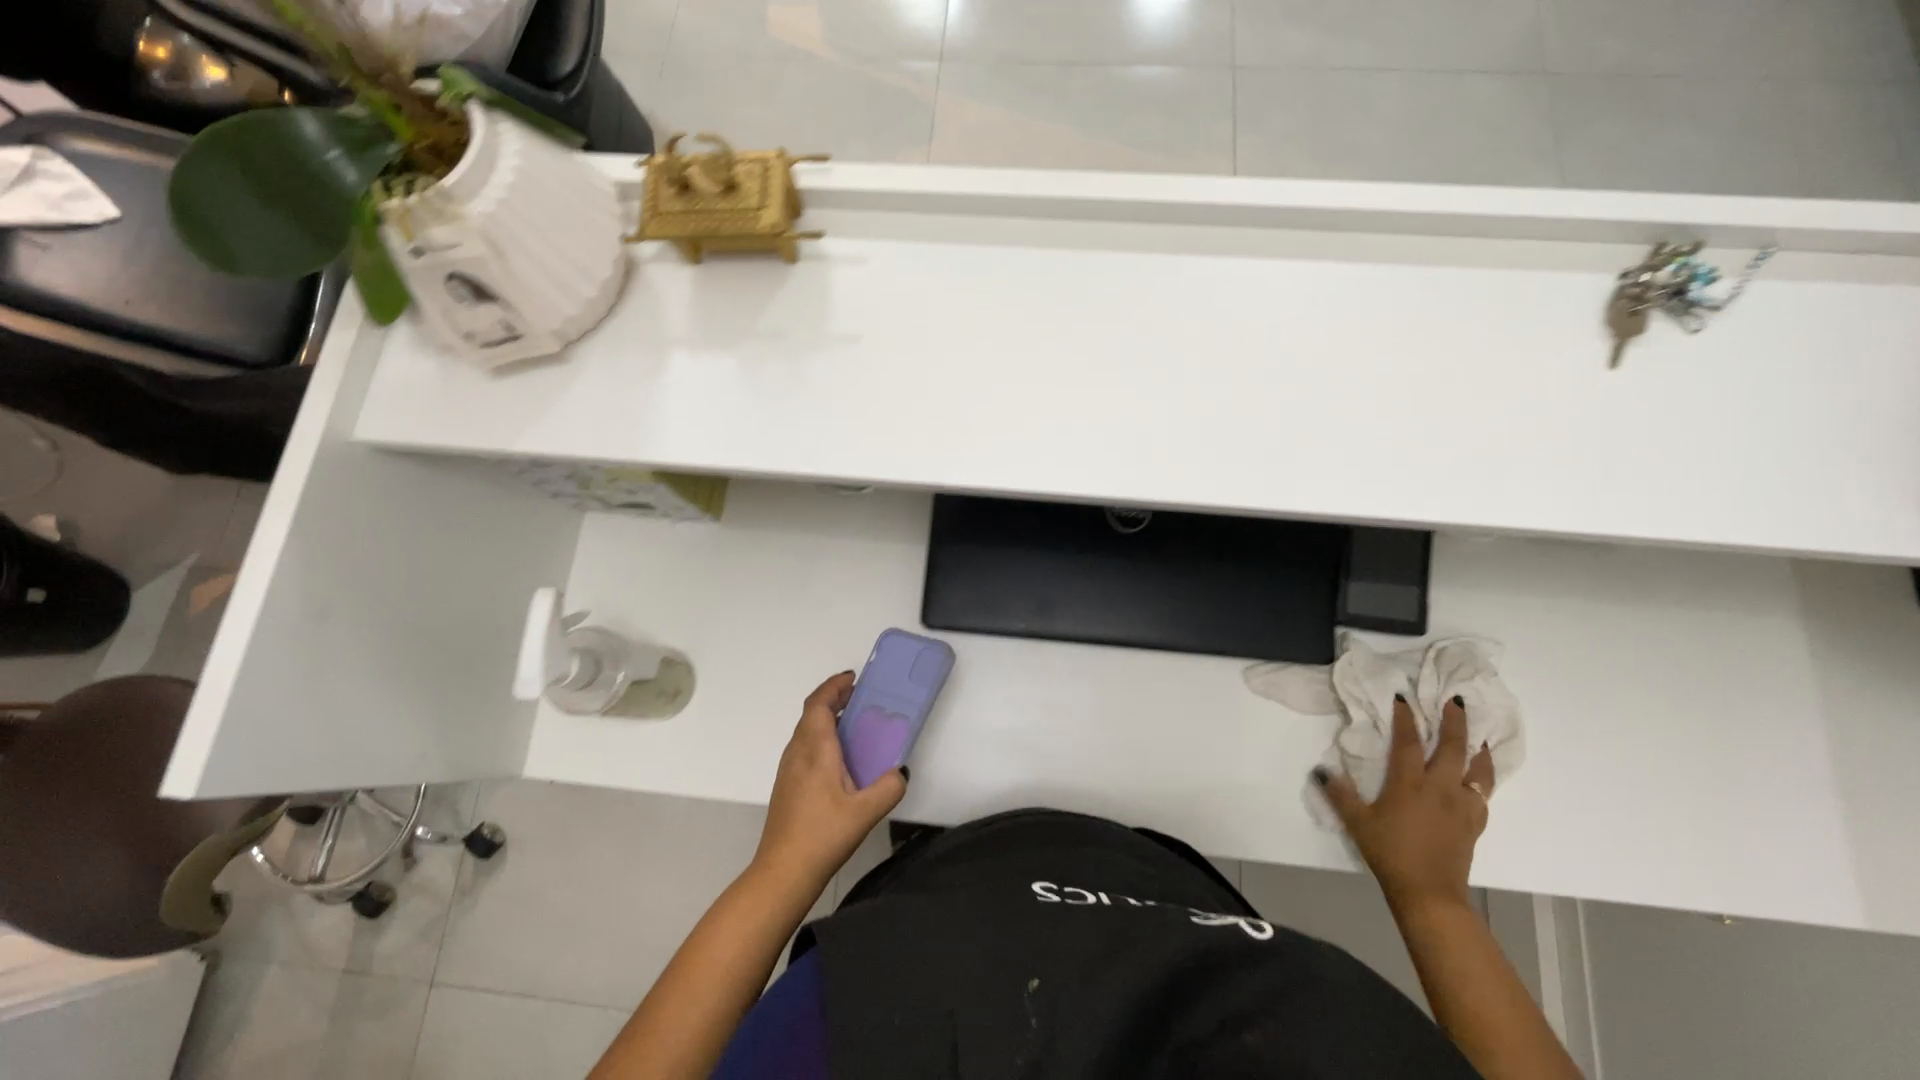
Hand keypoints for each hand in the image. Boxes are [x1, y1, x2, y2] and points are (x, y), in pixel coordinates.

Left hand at [755, 672, 907, 885]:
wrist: (783, 872)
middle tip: (860, 698)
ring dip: (827, 720)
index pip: (818, 704)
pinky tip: (841, 762)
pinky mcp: (788, 787)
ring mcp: (789, 771)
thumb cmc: (822, 836)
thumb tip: (899, 771)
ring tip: (855, 726)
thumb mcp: (865, 812)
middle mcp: (797, 754)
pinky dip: (822, 740)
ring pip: (806, 733)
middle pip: (811, 715)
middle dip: (833, 700)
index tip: (853, 678)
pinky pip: (805, 750)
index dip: (834, 686)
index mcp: (815, 750)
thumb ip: (889, 787)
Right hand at [1316, 695, 1494, 913]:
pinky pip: (1484, 793)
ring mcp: (1462, 805)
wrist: (1429, 892)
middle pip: (1453, 747)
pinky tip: (1479, 777)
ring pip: (1477, 769)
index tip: (1404, 698)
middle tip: (1455, 702)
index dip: (1406, 718)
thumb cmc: (1389, 854)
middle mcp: (1440, 787)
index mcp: (1409, 784)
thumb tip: (1320, 770)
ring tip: (1479, 735)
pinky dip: (1484, 778)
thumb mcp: (1357, 824)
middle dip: (1454, 721)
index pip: (1408, 742)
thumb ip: (1340, 795)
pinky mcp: (1474, 822)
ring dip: (1478, 748)